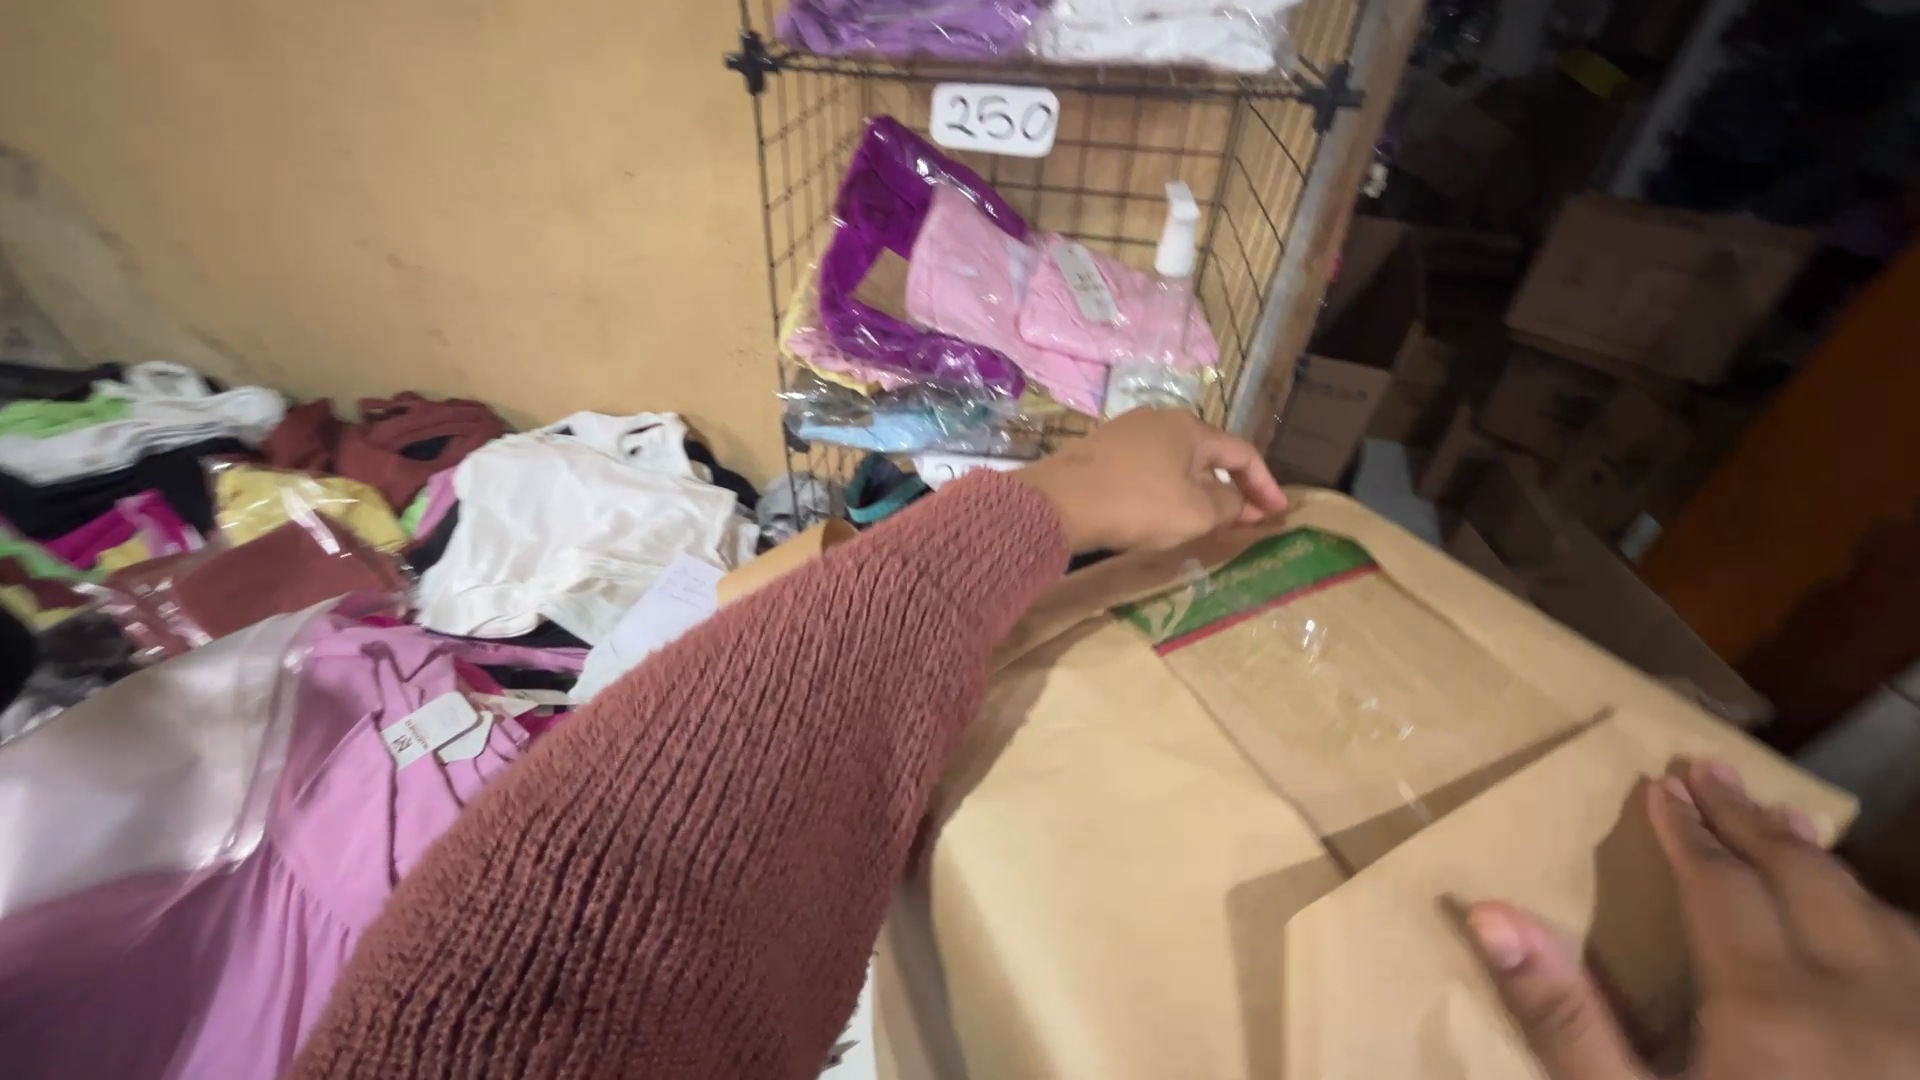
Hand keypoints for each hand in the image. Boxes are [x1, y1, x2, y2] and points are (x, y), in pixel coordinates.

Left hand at [1015, 408, 1287, 552]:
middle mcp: (1158, 419)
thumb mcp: (1195, 512)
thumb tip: (1243, 503)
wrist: (1057, 502)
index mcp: (1189, 428)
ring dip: (1195, 488)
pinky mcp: (1098, 450)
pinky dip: (1163, 488)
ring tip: (1204, 519)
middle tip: (1243, 518)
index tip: (1278, 513)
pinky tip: (1158, 510)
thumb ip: (1229, 505)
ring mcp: (1124, 432)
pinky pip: (1144, 468)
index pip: (1241, 452)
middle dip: (1229, 486)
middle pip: (1206, 453)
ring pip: (1173, 461)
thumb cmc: (1136, 505)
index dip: (1264, 484)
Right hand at [1467, 759, 1919, 1079]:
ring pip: (1887, 921)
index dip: (1686, 828)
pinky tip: (1865, 918)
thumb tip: (1484, 910)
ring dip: (1821, 864)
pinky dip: (1884, 923)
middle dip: (1749, 820)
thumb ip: (1558, 1012)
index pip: (1724, 885)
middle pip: (1809, 885)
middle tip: (1708, 769)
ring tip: (1777, 822)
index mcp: (1776, 1012)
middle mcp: (1875, 1011)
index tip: (1658, 781)